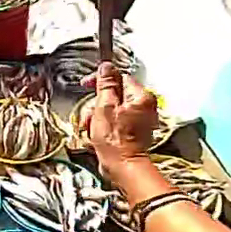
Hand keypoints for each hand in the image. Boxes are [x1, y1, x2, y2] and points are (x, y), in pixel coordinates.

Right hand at [79, 61, 158, 181]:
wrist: (122, 164)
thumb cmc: (114, 139)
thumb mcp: (104, 107)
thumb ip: (106, 85)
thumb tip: (106, 67)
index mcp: (141, 97)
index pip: (119, 77)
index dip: (101, 80)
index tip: (86, 84)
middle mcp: (144, 105)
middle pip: (114, 94)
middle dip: (96, 104)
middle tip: (90, 116)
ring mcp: (138, 118)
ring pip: (111, 107)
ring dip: (96, 116)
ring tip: (92, 128)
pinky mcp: (132, 129)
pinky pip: (113, 119)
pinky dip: (102, 124)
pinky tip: (97, 133)